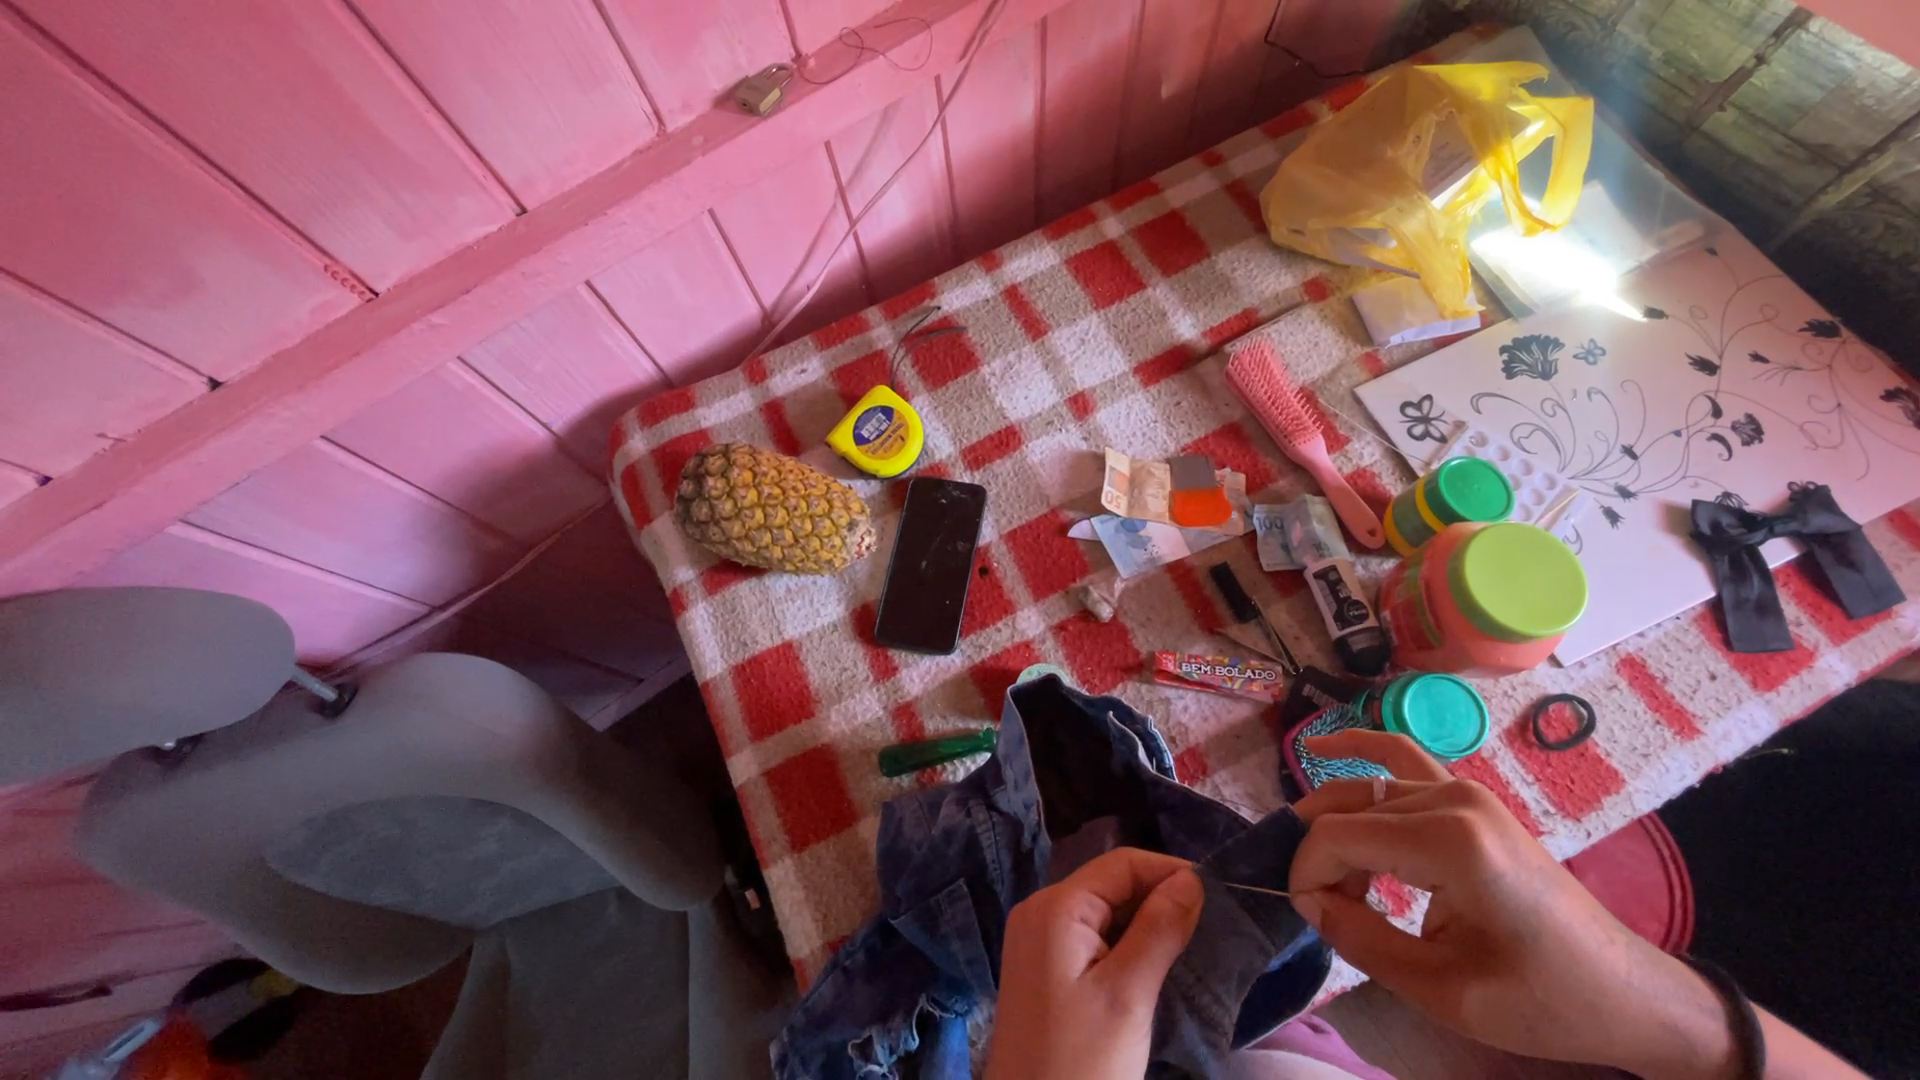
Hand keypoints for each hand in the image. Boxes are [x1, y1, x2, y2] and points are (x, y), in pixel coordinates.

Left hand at [984, 848, 1203, 1079]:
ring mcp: (1038, 940)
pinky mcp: (1043, 969)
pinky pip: (1091, 938)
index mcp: (1055, 907)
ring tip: (1195, 943)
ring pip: (1104, 911)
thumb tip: (1192, 879)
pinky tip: (1157, 964)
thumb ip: (1159, 931)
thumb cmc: (1081, 1065)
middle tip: (1213, 924)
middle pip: (1110, 884)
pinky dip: (1126, 943)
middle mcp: (1040, 911)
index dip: (1169, 872)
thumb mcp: (1127, 995)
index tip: (1219, 894)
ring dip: (1146, 922)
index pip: (1120, 865)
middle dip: (1160, 897)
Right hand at [1289, 731, 1742, 1077]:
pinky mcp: (1468, 797)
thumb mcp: (1444, 992)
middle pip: (1345, 810)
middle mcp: (1452, 800)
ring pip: (1362, 789)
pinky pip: (1401, 757)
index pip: (1338, 837)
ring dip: (1332, 826)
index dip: (1306, 874)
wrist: (1626, 994)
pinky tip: (1321, 749)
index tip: (1308, 917)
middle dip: (1316, 856)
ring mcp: (1462, 790)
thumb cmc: (1542, 1001)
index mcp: (1450, 843)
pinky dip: (1359, 749)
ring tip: (1328, 875)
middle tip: (1319, 908)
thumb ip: (1361, 939)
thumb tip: (1306, 900)